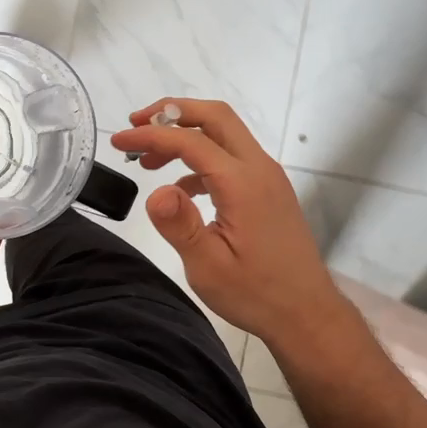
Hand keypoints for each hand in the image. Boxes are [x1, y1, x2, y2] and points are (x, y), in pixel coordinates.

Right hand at [108, 98, 343, 344]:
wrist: (308, 316)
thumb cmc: (256, 294)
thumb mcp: (208, 267)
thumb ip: (180, 226)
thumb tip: (155, 191)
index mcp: (243, 184)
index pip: (190, 140)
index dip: (150, 135)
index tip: (118, 143)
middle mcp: (259, 169)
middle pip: (215, 116)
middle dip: (171, 112)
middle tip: (135, 125)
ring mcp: (267, 177)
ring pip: (224, 132)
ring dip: (185, 133)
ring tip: (148, 159)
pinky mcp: (268, 190)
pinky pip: (231, 155)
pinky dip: (200, 155)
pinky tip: (179, 188)